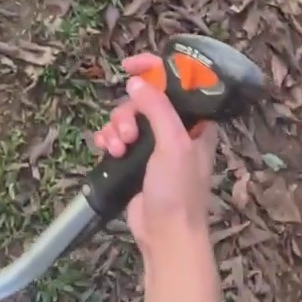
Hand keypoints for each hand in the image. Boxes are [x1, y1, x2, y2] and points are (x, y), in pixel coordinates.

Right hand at [92, 54, 217, 259]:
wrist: (166, 235)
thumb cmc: (179, 192)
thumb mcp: (173, 144)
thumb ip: (158, 109)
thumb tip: (136, 83)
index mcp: (195, 123)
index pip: (177, 82)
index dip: (155, 69)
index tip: (130, 66)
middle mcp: (176, 130)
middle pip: (144, 100)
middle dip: (128, 111)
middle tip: (127, 132)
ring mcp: (155, 146)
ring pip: (128, 117)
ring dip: (116, 127)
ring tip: (117, 148)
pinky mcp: (137, 160)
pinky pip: (117, 136)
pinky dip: (108, 139)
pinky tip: (106, 150)